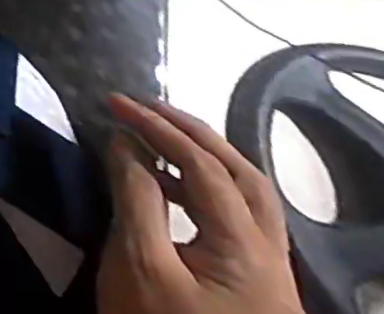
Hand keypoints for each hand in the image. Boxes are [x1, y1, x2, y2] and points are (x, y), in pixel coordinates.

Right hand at [99, 94, 302, 313]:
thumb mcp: (139, 261)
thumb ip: (135, 197)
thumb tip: (126, 141)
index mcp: (248, 251)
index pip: (205, 169)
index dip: (159, 128)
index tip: (112, 102)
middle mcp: (270, 257)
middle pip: (246, 179)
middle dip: (194, 134)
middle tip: (143, 105)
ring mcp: (265, 272)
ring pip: (247, 198)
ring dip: (201, 156)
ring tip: (150, 133)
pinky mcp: (249, 281)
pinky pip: (234, 216)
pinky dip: (198, 184)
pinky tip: (162, 181)